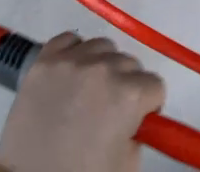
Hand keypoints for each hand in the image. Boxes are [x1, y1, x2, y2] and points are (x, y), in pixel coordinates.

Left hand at [0, 33, 166, 171]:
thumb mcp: (126, 164)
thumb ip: (138, 133)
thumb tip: (135, 117)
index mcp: (128, 95)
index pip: (155, 84)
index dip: (149, 105)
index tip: (138, 118)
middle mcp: (102, 68)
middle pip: (130, 63)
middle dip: (127, 84)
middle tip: (112, 110)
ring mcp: (70, 60)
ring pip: (102, 46)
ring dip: (103, 64)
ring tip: (89, 90)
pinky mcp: (44, 58)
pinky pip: (69, 39)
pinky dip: (75, 52)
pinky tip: (71, 73)